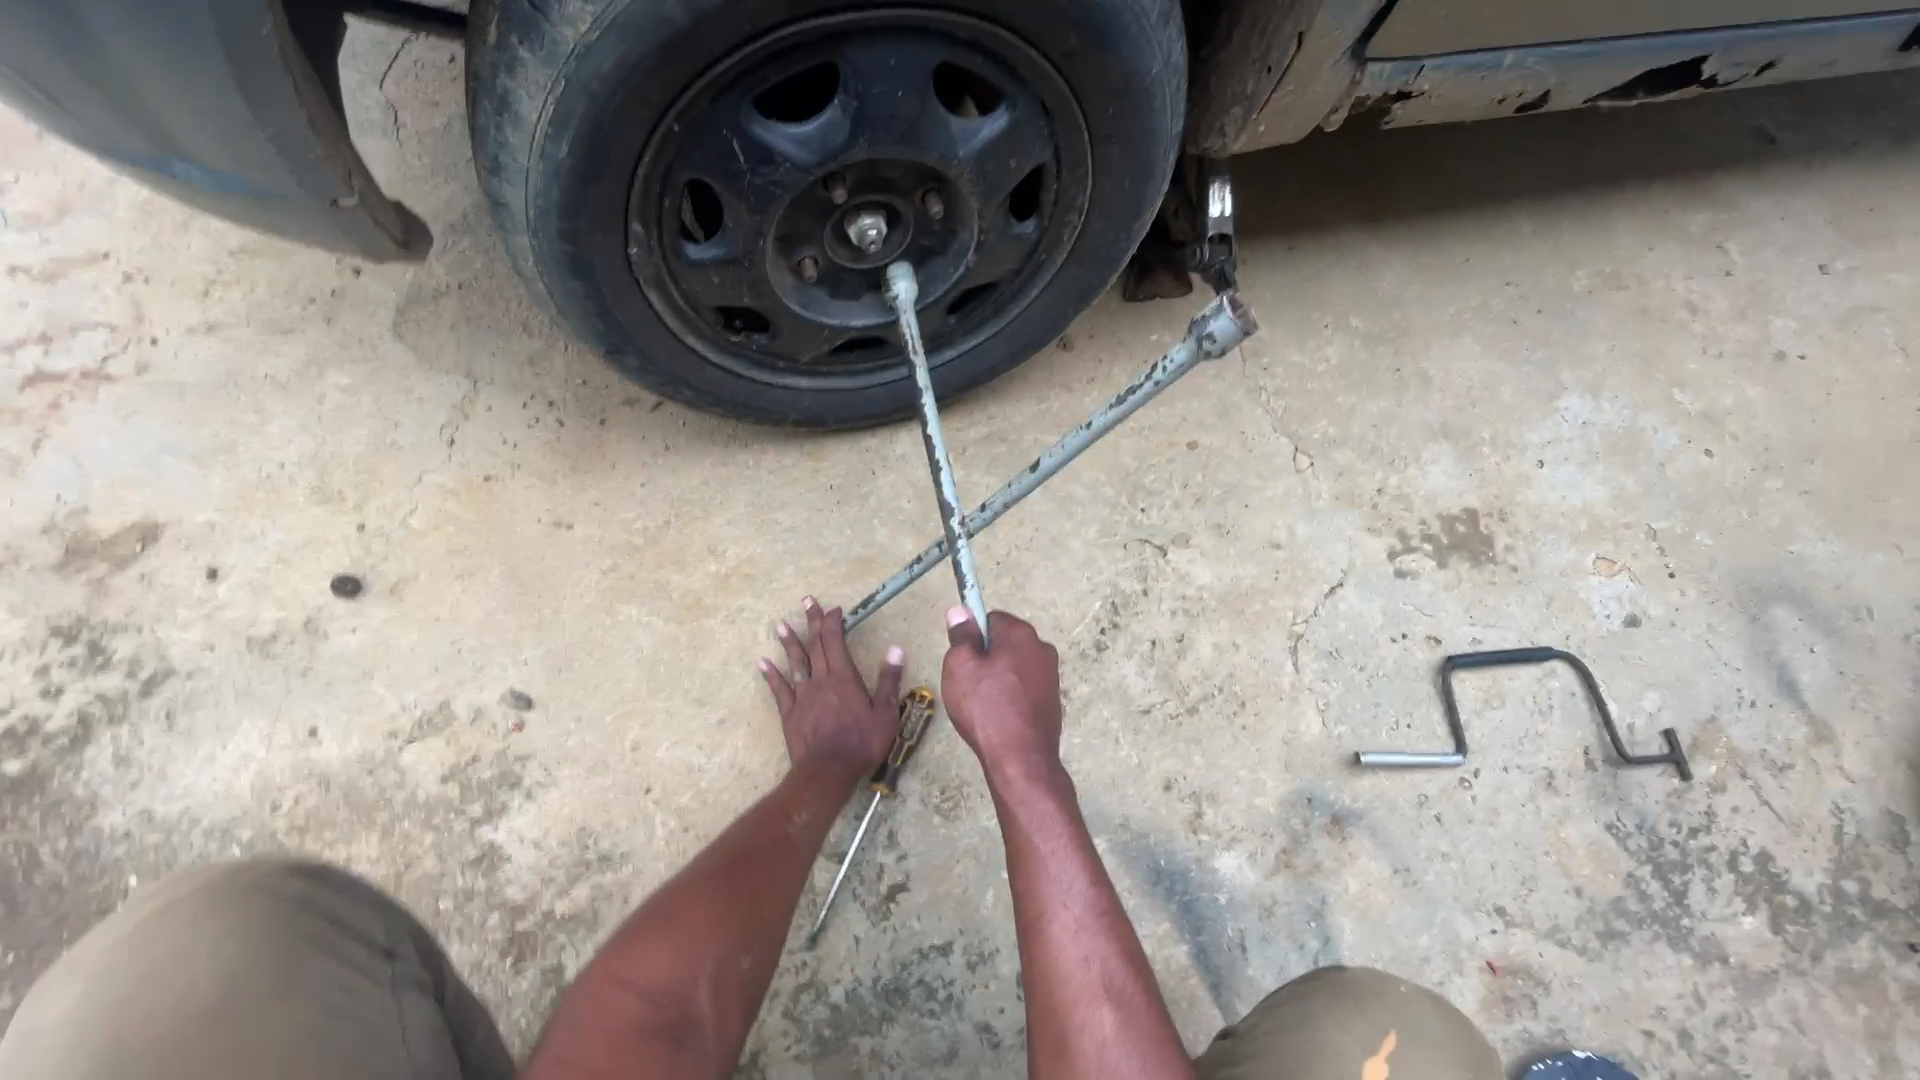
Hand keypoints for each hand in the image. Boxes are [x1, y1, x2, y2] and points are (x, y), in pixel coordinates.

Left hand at [758, 596, 904, 782]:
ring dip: (789, 643)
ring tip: (781, 624)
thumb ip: (889, 680)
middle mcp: (820, 681)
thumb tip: (896, 649)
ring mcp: (802, 697)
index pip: (835, 642)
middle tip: (807, 601)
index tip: (833, 608)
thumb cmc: (862, 742)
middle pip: (815, 646)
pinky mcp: (790, 714)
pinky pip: (779, 690)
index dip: (833, 622)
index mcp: (844, 678)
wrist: (829, 771)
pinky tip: (763, 662)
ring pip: (794, 663)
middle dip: (812, 622)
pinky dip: (771, 674)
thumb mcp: (885, 712)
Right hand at [940, 607, 1062, 781]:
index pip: (990, 618)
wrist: (1021, 758)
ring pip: (1015, 666)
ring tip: (982, 704)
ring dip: (998, 678)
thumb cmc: (985, 708)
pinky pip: (1025, 688)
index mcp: (1021, 634)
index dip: (972, 637)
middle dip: (986, 657)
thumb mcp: (960, 666)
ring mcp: (1051, 675)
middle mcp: (1042, 648)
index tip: (962, 659)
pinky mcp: (1053, 700)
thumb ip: (961, 636)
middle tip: (968, 682)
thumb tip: (960, 611)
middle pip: (1005, 642)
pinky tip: (999, 717)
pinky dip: (1011, 696)